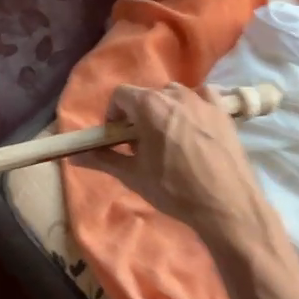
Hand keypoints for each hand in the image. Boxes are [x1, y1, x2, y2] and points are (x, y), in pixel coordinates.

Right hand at [79, 83, 276, 239]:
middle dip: (138, 116)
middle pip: (147, 95)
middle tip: (140, 145)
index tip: (117, 138)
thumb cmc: (174, 189)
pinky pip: (203, 98)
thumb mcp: (133, 176)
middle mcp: (176, 95)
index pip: (120, 94)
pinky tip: (194, 129)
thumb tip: (73, 157)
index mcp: (150, 106)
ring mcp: (203, 101)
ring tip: (168, 140)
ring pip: (174, 96)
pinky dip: (193, 108)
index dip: (113, 115)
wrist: (226, 204)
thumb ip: (102, 160)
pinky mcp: (224, 111)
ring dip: (164, 111)